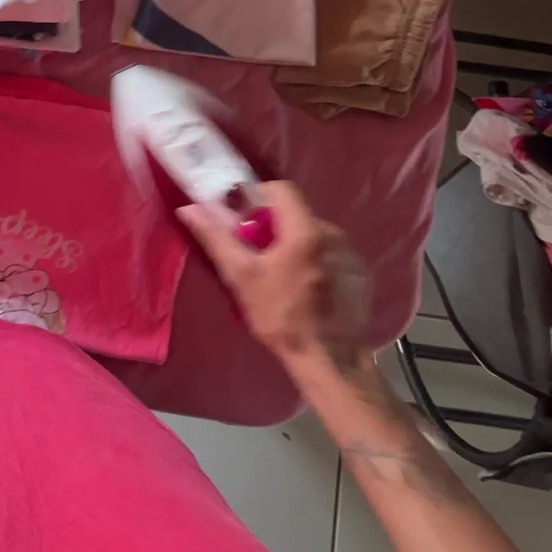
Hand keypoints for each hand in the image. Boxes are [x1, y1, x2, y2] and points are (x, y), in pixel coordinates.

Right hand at [175, 181, 371, 373]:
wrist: (330, 361)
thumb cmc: (280, 316)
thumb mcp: (241, 276)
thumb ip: (216, 237)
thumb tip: (189, 208)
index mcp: (306, 230)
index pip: (281, 189)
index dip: (257, 197)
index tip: (243, 220)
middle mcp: (334, 235)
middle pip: (296, 214)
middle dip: (273, 226)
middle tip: (256, 254)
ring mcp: (352, 255)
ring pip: (313, 234)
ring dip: (294, 244)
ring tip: (281, 275)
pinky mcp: (362, 274)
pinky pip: (331, 253)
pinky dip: (315, 260)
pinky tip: (306, 288)